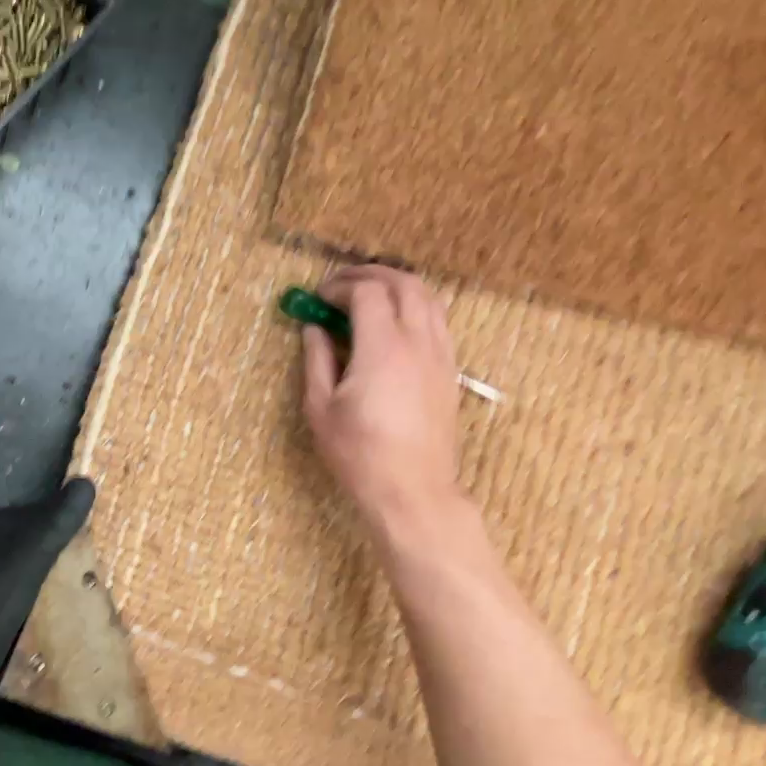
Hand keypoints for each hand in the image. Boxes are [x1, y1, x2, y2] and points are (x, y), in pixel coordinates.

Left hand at [0, 478, 94, 734]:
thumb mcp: (26, 561)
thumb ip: (53, 524)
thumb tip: (86, 481)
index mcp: (2, 526)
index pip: (48, 508)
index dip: (76, 513)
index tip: (113, 521)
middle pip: (40, 536)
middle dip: (71, 542)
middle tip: (114, 555)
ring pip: (34, 563)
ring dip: (60, 571)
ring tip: (99, 583)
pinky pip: (26, 589)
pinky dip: (45, 593)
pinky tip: (64, 608)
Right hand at [301, 265, 465, 535]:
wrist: (413, 490)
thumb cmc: (358, 453)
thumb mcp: (320, 407)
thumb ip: (316, 360)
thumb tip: (314, 329)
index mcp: (383, 348)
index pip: (367, 292)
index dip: (339, 286)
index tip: (317, 298)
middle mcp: (418, 342)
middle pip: (404, 283)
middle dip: (369, 274)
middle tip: (339, 286)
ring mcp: (441, 355)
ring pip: (428, 297)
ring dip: (396, 286)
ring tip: (366, 298)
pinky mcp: (450, 370)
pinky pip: (438, 320)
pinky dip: (414, 307)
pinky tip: (392, 325)